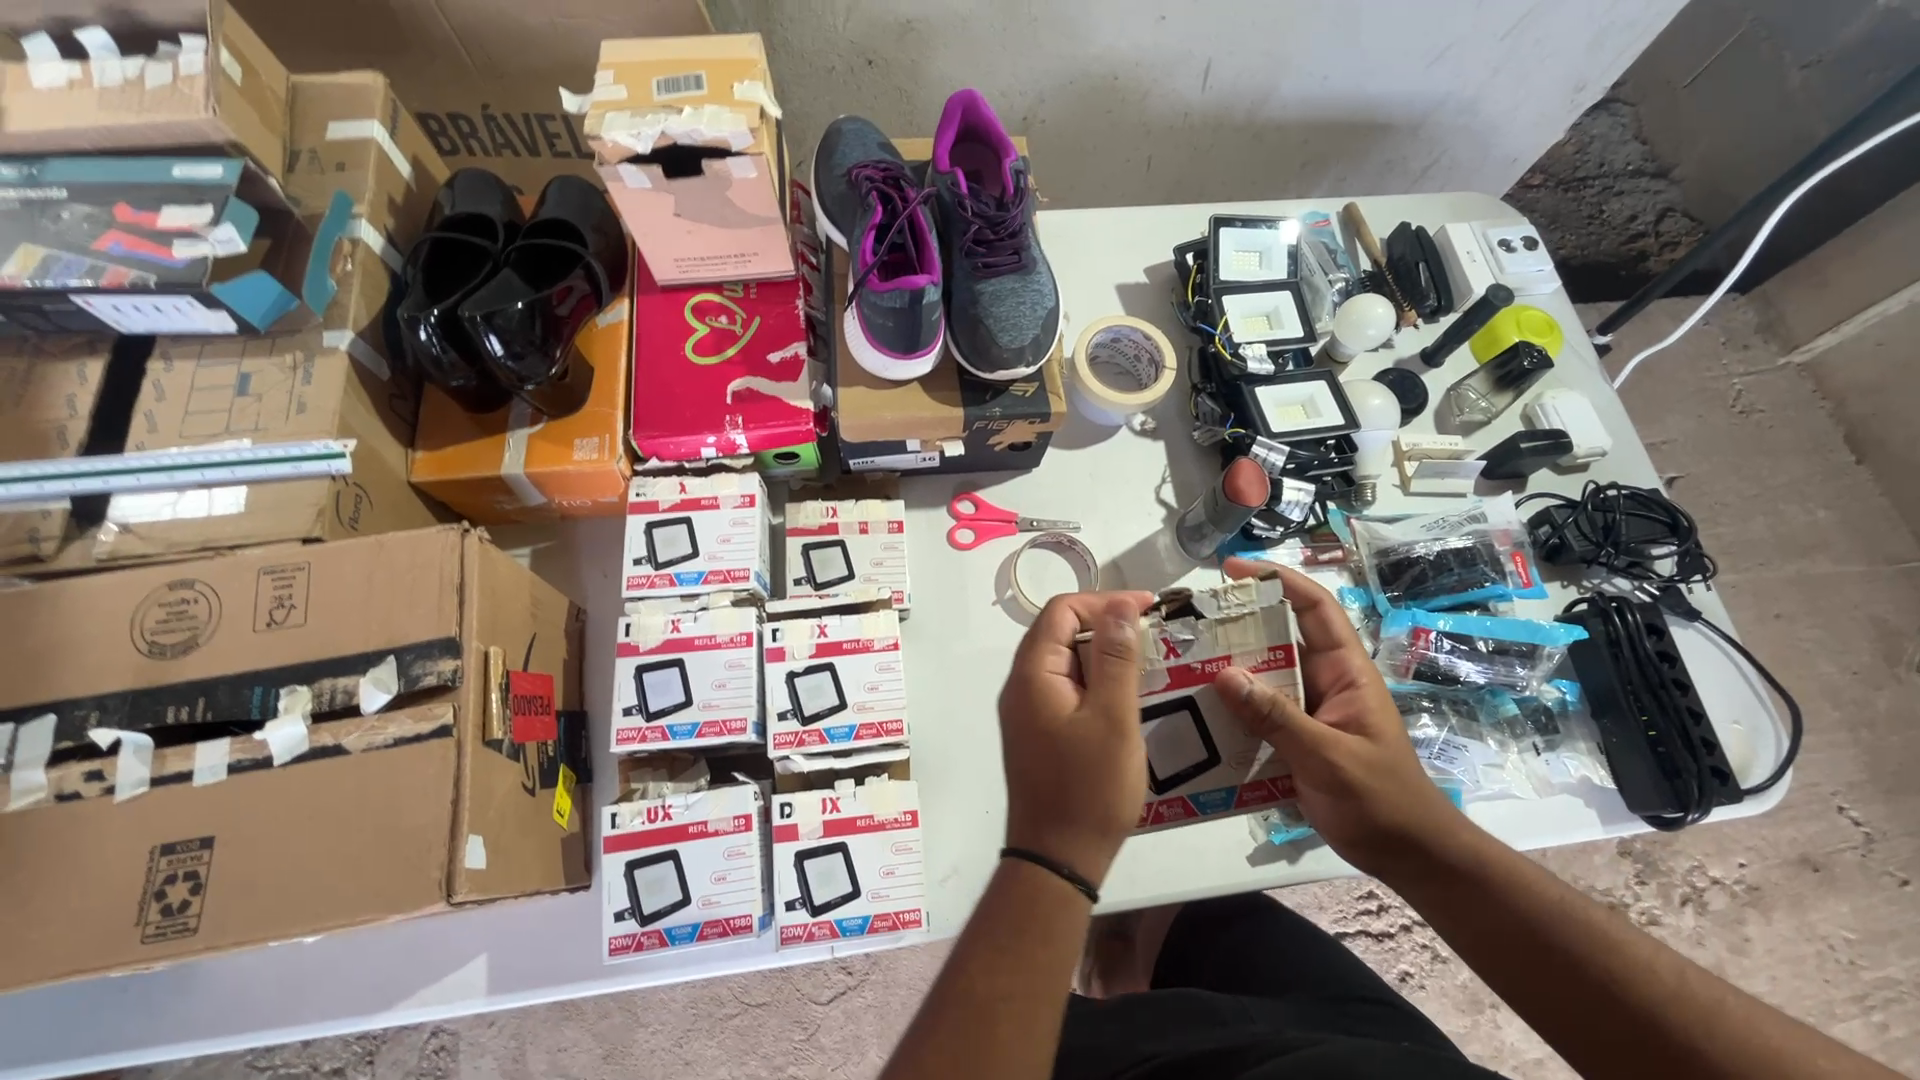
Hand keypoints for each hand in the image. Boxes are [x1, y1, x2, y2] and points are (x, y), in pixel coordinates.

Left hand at [998, 590, 1156, 887]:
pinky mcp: (1038, 733)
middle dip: (1107, 627)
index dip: (1105, 602)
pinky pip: (1066, 690)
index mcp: (1032, 674)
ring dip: (1104, 657)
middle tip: (1155, 637)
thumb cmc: (1089, 789)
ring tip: (1149, 665)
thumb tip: (1119, 604)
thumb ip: (1116, 657)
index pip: (1062, 611)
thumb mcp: (1113, 718)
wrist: (1058, 859)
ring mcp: (1027, 712)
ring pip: (1065, 663)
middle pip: (1060, 633)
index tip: (1150, 609)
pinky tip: (1128, 699)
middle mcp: (1021, 686)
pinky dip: (1096, 683)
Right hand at [1212, 558, 1471, 878]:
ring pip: (1262, 678)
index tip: (1231, 570)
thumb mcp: (1329, 757)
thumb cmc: (1382, 800)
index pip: (1314, 609)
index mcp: (1345, 673)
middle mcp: (1324, 683)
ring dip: (1225, 672)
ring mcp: (1308, 712)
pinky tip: (1195, 717)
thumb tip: (1223, 674)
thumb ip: (1277, 717)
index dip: (1277, 581)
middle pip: (1277, 639)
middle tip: (1187, 625)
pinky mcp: (1294, 741)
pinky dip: (1228, 712)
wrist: (1408, 855)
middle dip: (1235, 627)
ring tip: (1178, 666)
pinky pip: (1256, 715)